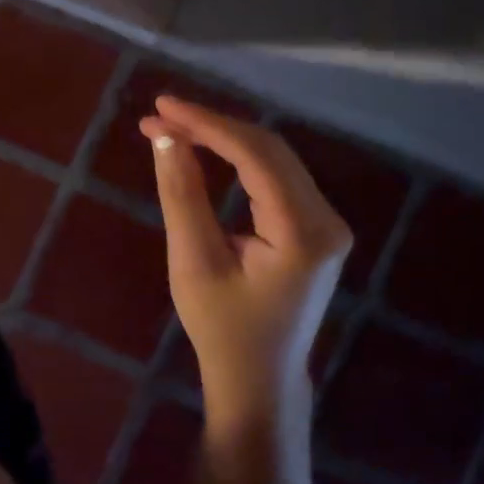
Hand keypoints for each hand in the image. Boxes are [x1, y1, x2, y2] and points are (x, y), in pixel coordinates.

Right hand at [141, 97, 351, 428]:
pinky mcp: (313, 229)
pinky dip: (235, 156)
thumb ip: (182, 194)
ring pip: (273, 158)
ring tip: (169, 126)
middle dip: (212, 126)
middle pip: (270, 150)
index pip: (256, 156)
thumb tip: (165, 137)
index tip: (160, 106)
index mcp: (302, 232)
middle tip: (157, 115)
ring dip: (221, 137)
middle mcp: (325, 221)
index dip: (207, 124)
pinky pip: (274, 176)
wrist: (258, 376)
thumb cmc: (220, 324)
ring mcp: (325, 225)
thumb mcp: (192, 259)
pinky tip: (202, 149)